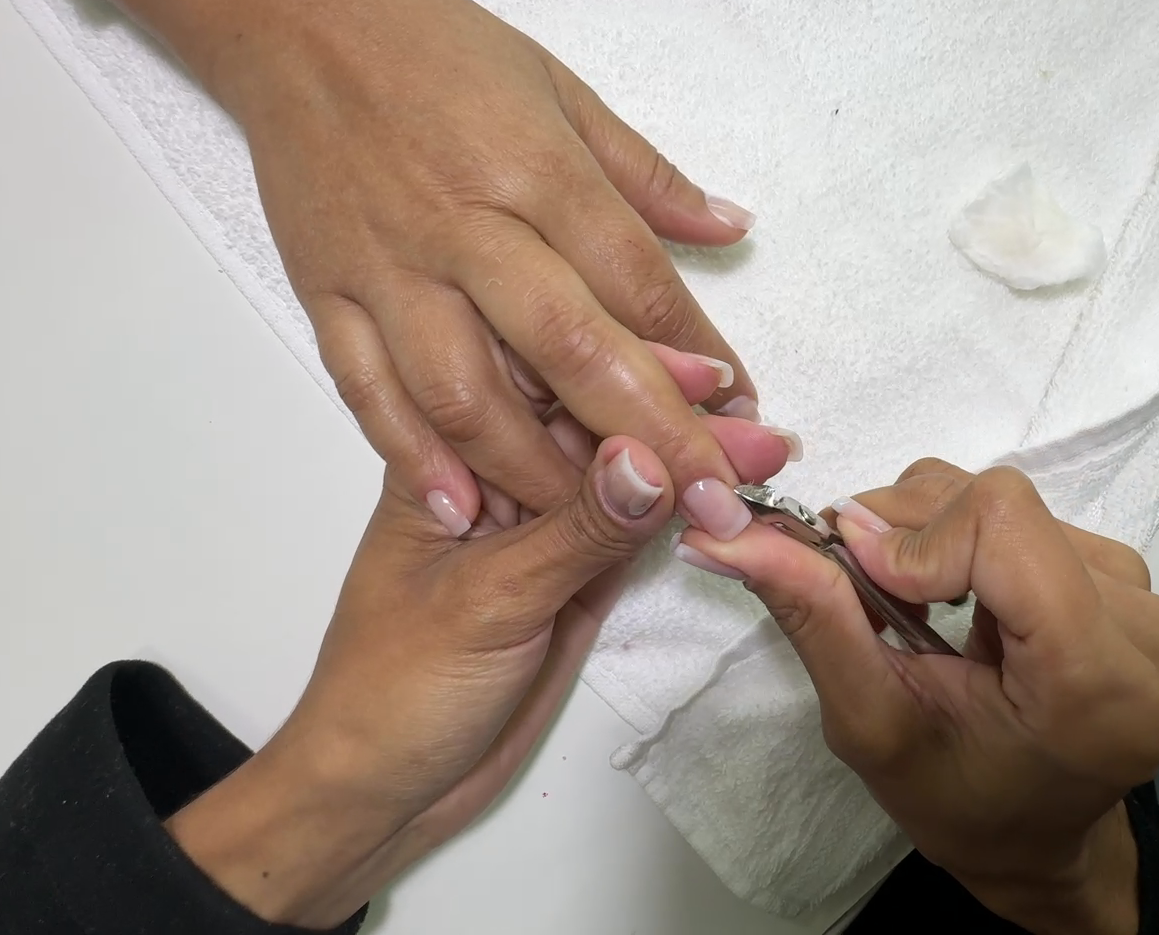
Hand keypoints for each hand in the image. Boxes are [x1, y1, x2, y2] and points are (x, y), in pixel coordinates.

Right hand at [28, 0, 765, 538]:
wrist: (294, 16)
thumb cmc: (443, 52)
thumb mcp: (565, 91)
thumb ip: (649, 176)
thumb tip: (734, 228)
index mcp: (538, 170)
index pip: (637, 281)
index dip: (698, 354)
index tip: (745, 414)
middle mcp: (467, 229)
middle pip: (570, 350)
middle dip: (648, 437)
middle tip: (708, 502)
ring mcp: (389, 270)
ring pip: (467, 393)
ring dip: (538, 470)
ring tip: (599, 520)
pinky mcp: (327, 296)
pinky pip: (367, 392)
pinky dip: (414, 459)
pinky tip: (465, 512)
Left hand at [164, 372, 790, 926]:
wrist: (390, 787)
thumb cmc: (403, 686)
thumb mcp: (490, 597)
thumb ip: (577, 528)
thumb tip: (655, 457)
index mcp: (455, 451)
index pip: (546, 385)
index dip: (627, 370)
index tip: (707, 378)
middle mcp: (507, 470)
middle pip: (602, 426)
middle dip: (680, 422)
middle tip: (760, 432)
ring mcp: (549, 519)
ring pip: (630, 474)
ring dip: (694, 465)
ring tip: (767, 456)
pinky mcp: (580, 565)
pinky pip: (639, 526)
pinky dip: (684, 511)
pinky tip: (728, 495)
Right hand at [676, 461, 1158, 934]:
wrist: (1036, 839)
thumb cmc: (956, 802)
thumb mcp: (868, 722)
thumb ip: (810, 614)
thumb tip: (724, 532)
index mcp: (1096, 682)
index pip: (1001, 521)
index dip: (912, 537)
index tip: (859, 578)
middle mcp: (1145, 628)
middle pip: (999, 504)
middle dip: (908, 534)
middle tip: (869, 594)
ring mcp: (1146, 598)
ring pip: (1006, 501)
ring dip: (931, 535)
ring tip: (912, 603)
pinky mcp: (1128, 580)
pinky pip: (1026, 515)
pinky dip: (964, 537)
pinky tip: (955, 593)